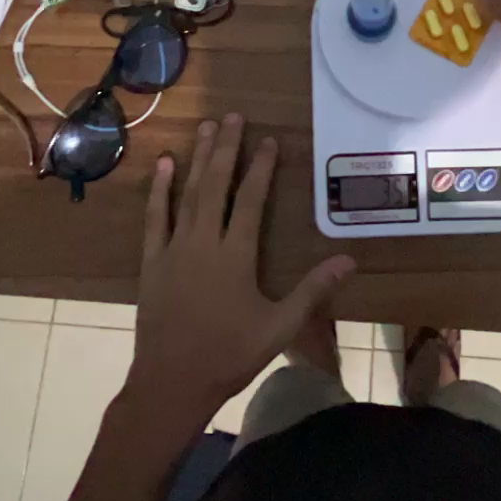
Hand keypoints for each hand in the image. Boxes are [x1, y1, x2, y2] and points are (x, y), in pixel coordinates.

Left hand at [124, 114, 355, 430]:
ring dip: (197, 158)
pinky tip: (164, 165)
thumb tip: (349, 259)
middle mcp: (204, 242)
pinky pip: (155, 217)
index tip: (268, 140)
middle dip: (226, 148)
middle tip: (232, 116)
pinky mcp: (152, 261)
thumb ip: (313, 290)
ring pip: (188, 193)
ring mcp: (174, 249)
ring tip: (205, 126)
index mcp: (236, 256)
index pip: (251, 200)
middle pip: (217, 185)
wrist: (171, 384)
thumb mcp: (280, 327)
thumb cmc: (230, 355)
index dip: (261, 167)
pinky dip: (160, 190)